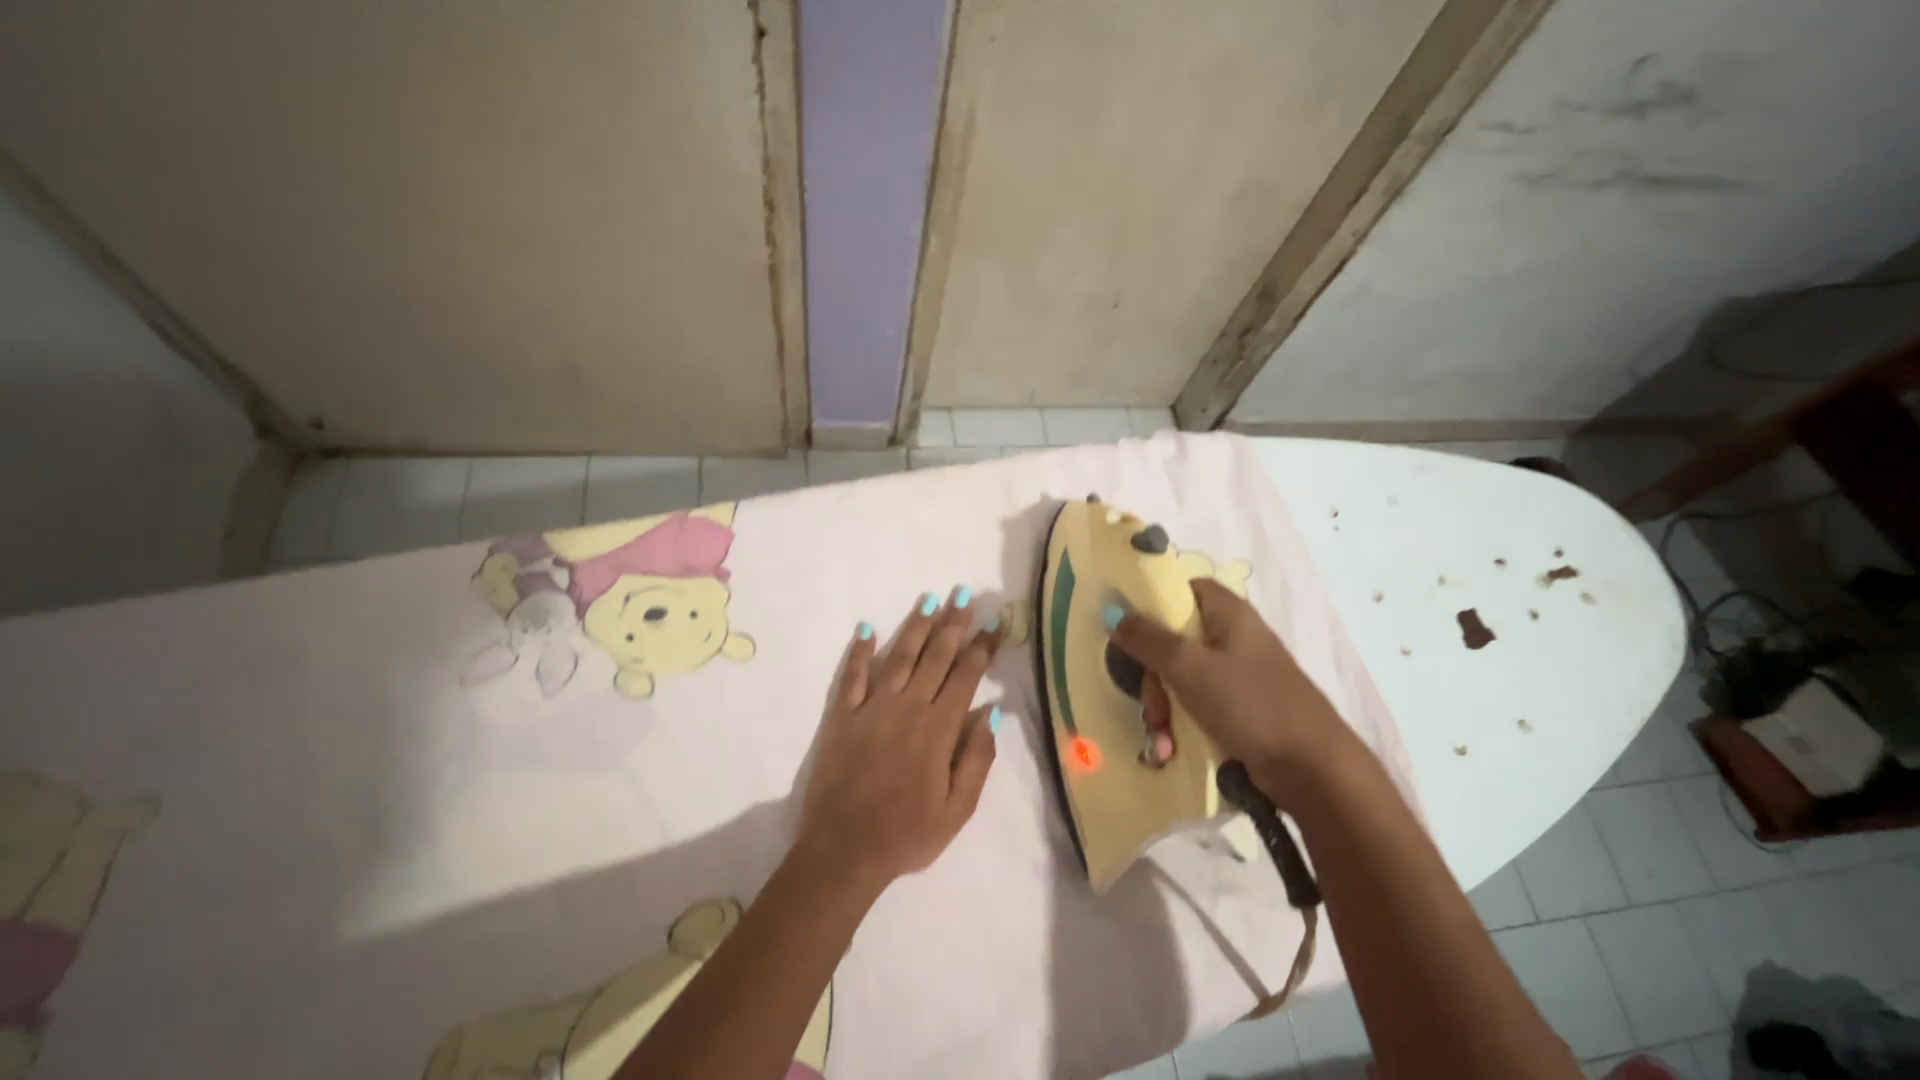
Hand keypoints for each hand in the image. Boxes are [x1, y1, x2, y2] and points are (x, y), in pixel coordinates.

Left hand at [794, 592, 1005, 893]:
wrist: (843, 850)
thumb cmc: (907, 835)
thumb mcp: (958, 809)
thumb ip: (977, 759)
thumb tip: (993, 713)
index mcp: (939, 729)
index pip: (966, 676)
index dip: (983, 647)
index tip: (996, 621)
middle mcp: (907, 708)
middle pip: (935, 656)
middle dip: (953, 623)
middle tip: (964, 594)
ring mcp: (871, 709)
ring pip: (898, 657)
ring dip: (915, 626)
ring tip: (929, 599)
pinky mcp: (842, 718)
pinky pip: (852, 677)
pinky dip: (859, 651)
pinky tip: (867, 629)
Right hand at [1112, 578, 1358, 795]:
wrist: (1311, 769)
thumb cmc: (1250, 705)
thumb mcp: (1189, 667)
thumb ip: (1148, 639)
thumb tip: (1115, 614)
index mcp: (1229, 614)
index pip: (1185, 588)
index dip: (1155, 602)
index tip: (1129, 630)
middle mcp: (1234, 639)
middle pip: (1174, 641)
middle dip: (1153, 678)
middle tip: (1151, 706)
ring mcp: (1239, 676)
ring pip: (1181, 679)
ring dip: (1163, 710)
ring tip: (1162, 741)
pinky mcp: (1241, 711)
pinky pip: (1197, 708)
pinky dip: (1181, 728)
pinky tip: (1172, 752)